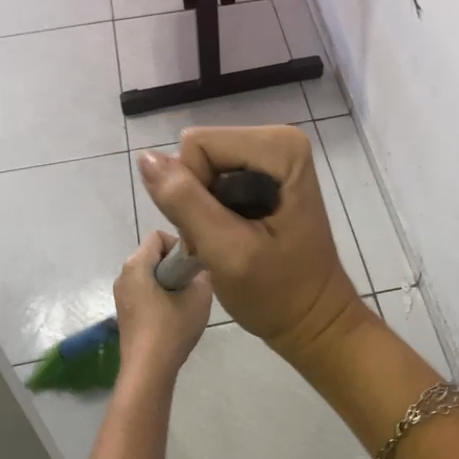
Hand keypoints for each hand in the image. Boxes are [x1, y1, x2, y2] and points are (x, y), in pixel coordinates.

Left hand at [112, 231, 211, 385]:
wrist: (148, 371)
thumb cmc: (171, 329)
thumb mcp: (199, 297)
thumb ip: (203, 274)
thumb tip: (199, 269)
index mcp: (136, 265)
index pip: (158, 236)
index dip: (178, 245)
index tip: (191, 267)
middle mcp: (123, 275)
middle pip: (153, 255)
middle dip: (174, 265)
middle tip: (191, 284)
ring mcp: (120, 295)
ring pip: (149, 274)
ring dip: (167, 282)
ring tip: (184, 302)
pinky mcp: (124, 312)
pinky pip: (143, 290)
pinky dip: (158, 295)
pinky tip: (172, 316)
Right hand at [137, 127, 369, 364]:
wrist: (313, 319)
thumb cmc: (277, 293)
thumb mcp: (226, 251)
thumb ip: (185, 202)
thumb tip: (145, 158)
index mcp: (280, 148)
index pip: (199, 146)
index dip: (190, 190)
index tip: (210, 234)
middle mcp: (280, 139)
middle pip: (202, 152)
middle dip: (197, 199)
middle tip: (217, 243)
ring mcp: (274, 153)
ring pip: (204, 165)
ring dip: (202, 207)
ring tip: (225, 243)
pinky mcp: (267, 170)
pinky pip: (216, 175)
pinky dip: (213, 208)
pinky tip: (232, 234)